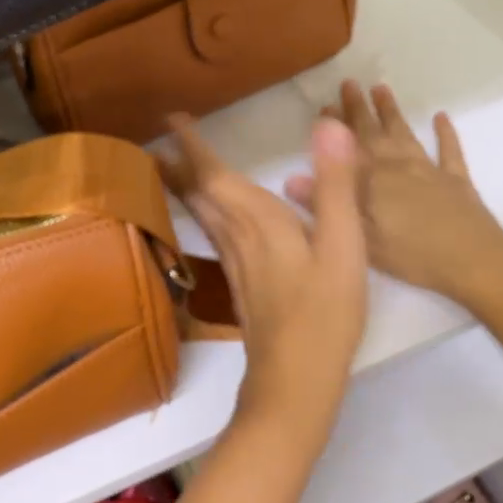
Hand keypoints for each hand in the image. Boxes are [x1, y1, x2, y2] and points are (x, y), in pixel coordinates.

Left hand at [157, 115, 367, 427]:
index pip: (213, 174)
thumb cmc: (324, 314)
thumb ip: (336, 186)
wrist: (294, 383)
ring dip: (186, 189)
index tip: (170, 119)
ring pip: (202, 217)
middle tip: (159, 141)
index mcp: (257, 221)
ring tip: (174, 172)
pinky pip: (213, 235)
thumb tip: (329, 125)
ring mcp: (235, 265)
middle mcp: (237, 238)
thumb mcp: (343, 246)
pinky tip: (215, 222)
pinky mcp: (240, 286)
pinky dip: (203, 215)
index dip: (191, 146)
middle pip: (198, 194)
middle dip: (179, 165)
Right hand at [289, 81, 502, 304]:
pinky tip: (441, 117)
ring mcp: (429, 170)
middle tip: (348, 83)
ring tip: (381, 88)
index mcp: (371, 181)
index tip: (324, 106)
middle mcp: (397, 166)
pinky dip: (445, 132)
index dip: (335, 127)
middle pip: (374, 133)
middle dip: (358, 109)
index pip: (347, 148)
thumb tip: (291, 180)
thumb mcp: (361, 236)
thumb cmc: (413, 255)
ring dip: (392, 112)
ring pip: (405, 134)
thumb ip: (328, 204)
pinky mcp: (456, 180)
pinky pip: (449, 150)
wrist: (473, 260)